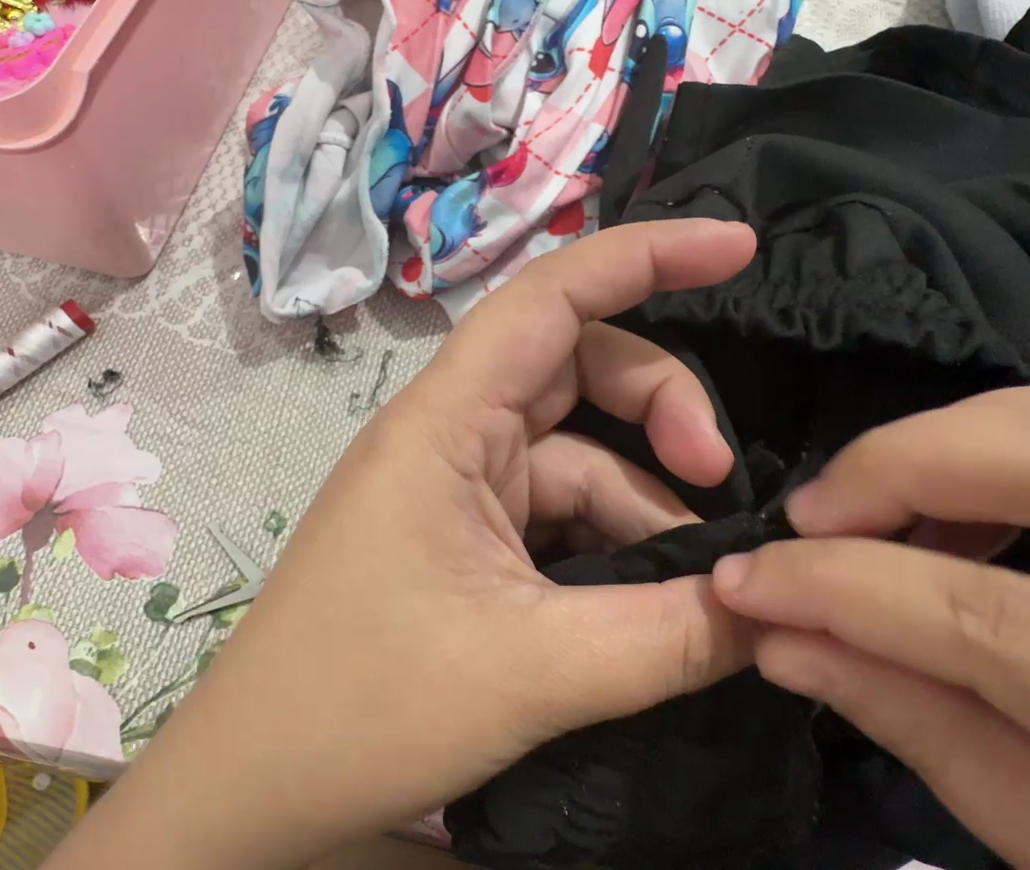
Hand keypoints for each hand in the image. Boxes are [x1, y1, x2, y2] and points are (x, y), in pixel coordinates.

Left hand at [46, 219, 759, 869]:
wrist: (255, 783)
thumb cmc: (364, 709)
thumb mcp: (533, 671)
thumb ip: (666, 636)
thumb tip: (774, 606)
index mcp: (445, 421)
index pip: (551, 298)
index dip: (646, 255)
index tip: (738, 246)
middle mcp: (450, 430)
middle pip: (578, 366)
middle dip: (663, 406)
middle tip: (724, 482)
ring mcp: (455, 480)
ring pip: (577, 447)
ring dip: (645, 492)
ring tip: (701, 569)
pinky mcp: (462, 532)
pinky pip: (557, 505)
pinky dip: (611, 535)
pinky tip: (652, 593)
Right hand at [711, 384, 1029, 869]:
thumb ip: (936, 739)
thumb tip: (786, 638)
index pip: (1023, 631)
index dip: (858, 588)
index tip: (749, 575)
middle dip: (916, 463)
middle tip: (814, 513)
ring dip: (960, 437)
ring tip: (871, 503)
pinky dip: (1012, 439)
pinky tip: (957, 499)